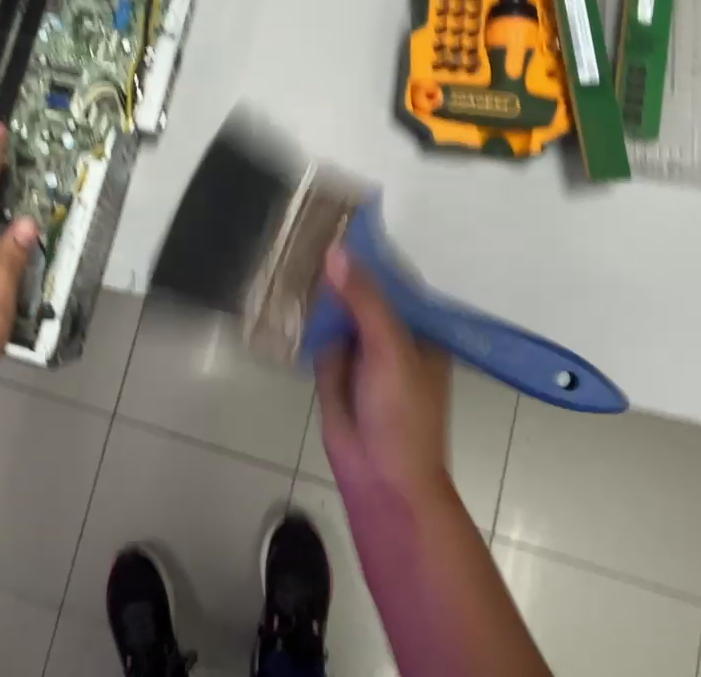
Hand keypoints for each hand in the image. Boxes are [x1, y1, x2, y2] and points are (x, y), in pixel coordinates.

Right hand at [314, 245, 453, 507]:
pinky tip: (281, 292)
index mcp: (418, 329)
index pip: (394, 279)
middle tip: (303, 229)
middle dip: (337, 269)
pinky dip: (303, 318)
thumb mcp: (390, 350)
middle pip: (361, 292)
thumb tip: (336, 251)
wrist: (381, 479)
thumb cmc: (402, 414)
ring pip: (336, 311)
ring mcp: (360, 352)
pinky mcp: (333, 369)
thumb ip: (364, 300)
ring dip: (317, 290)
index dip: (368, 253)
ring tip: (288, 249)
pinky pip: (317, 335)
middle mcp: (390, 335)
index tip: (338, 221)